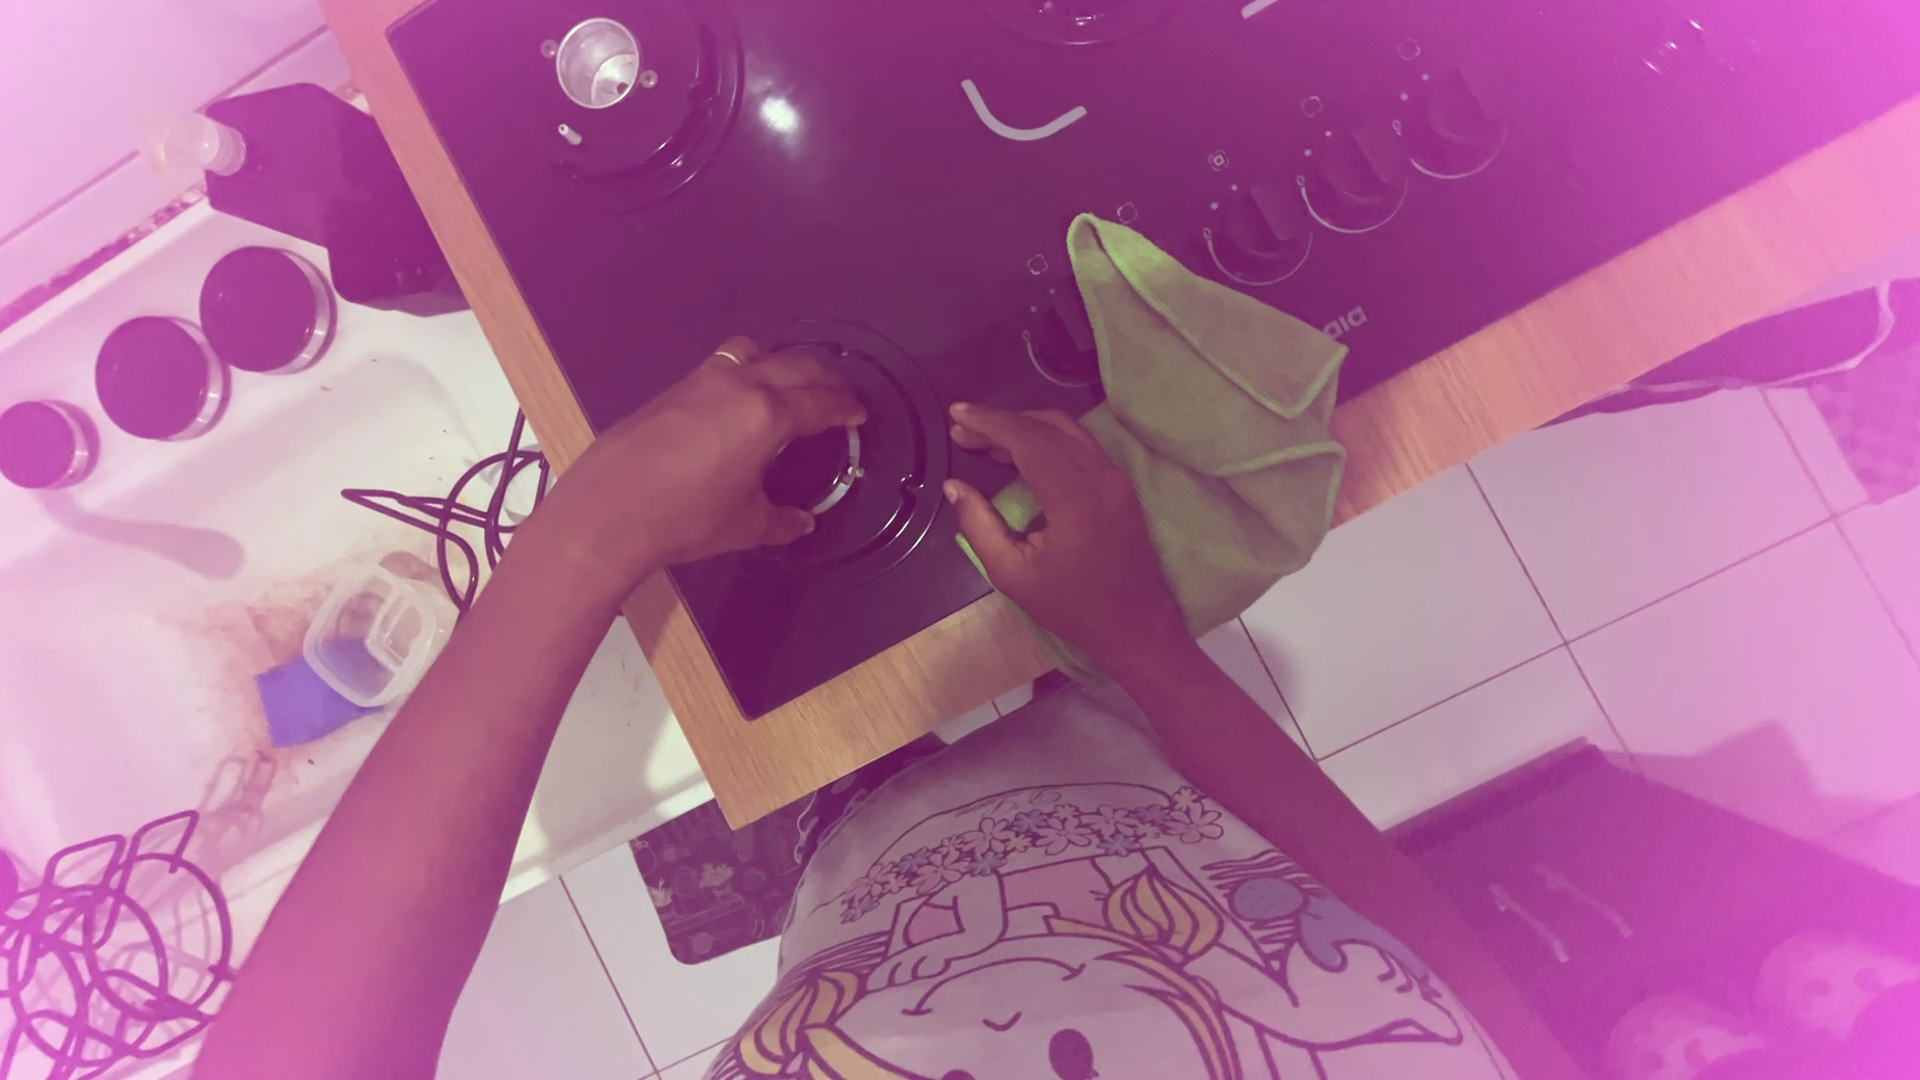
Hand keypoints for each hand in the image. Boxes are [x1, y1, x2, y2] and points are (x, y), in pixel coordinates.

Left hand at [532, 337, 865, 595]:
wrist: (609, 510)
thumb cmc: (688, 518)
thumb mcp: (748, 525)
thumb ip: (783, 520)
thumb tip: (803, 523)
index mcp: (768, 416)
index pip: (820, 403)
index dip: (845, 408)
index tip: (858, 413)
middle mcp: (740, 385)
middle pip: (796, 366)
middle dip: (825, 378)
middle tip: (839, 394)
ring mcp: (703, 380)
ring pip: (757, 352)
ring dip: (783, 362)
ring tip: (793, 384)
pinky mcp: (675, 388)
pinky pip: (726, 363)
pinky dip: (750, 370)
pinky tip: (744, 399)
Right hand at [944, 403, 1191, 677]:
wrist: (1135, 626)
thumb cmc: (1072, 607)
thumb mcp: (1012, 574)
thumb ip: (979, 525)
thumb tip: (954, 486)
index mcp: (1074, 497)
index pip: (1028, 439)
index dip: (989, 422)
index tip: (957, 415)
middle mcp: (1101, 476)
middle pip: (1047, 426)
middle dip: (1002, 422)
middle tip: (964, 431)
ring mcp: (1116, 478)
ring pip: (1067, 430)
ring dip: (1026, 428)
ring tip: (986, 440)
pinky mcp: (1120, 486)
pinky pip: (1080, 446)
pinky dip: (1047, 440)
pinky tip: (1021, 455)